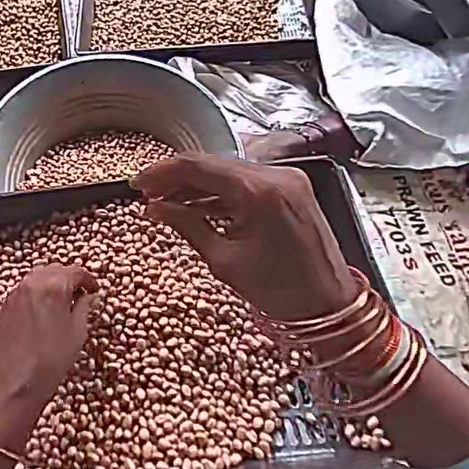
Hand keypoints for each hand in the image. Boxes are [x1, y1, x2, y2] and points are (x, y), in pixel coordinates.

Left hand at [0, 265, 98, 444]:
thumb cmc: (51, 359)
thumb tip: (86, 296)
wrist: (18, 380)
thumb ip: (83, 307)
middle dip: (69, 278)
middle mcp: (32, 284)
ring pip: (38, 277)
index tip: (94, 289)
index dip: (88, 280)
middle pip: (55, 270)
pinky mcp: (6, 305)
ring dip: (52, 283)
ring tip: (63, 300)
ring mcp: (16, 293)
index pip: (75, 272)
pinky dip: (37, 292)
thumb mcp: (78, 332)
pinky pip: (25, 290)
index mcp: (54, 287)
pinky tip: (44, 309)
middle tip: (81, 292)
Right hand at [131, 155, 360, 321]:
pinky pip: (245, 181)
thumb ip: (187, 226)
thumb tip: (156, 209)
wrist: (331, 304)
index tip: (137, 183)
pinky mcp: (291, 188)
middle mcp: (276, 175)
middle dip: (175, 177)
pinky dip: (218, 191)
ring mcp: (286, 179)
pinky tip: (195, 205)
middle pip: (212, 164)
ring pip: (227, 170)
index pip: (198, 167)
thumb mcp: (224, 261)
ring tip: (166, 202)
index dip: (161, 173)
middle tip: (147, 194)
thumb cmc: (281, 290)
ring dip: (195, 184)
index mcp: (259, 192)